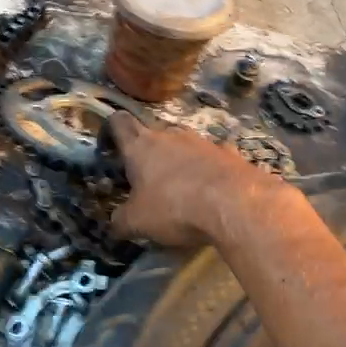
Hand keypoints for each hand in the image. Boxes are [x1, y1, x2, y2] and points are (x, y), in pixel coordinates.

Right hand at [107, 112, 285, 247]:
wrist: (235, 203)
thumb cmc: (175, 207)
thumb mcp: (138, 222)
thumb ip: (121, 221)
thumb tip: (114, 224)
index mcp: (141, 146)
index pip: (119, 122)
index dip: (111, 130)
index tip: (110, 147)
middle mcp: (169, 135)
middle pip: (153, 134)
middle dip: (148, 153)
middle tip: (146, 180)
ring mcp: (201, 141)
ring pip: (182, 145)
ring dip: (178, 161)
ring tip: (181, 189)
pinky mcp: (227, 153)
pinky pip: (210, 158)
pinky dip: (206, 170)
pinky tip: (211, 191)